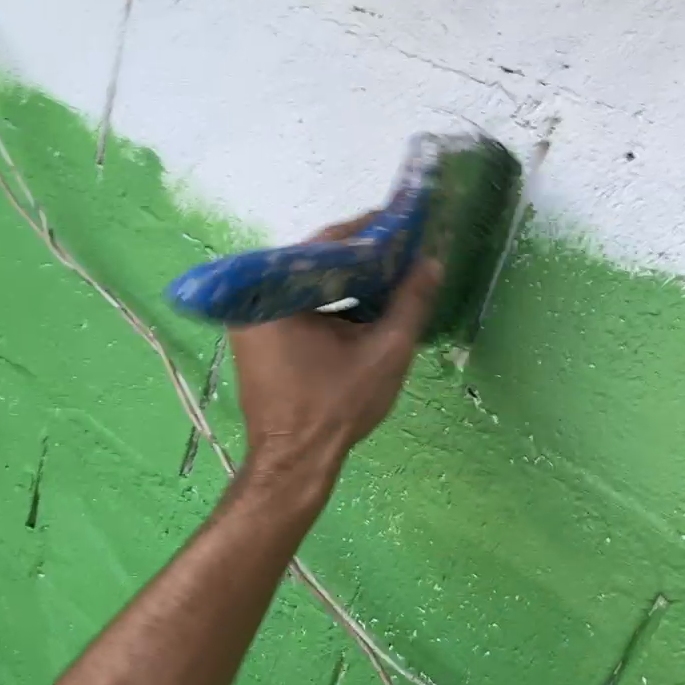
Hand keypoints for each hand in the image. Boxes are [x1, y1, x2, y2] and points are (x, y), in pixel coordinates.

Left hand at [226, 214, 442, 489]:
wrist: (295, 462)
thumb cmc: (336, 407)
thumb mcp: (384, 352)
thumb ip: (410, 303)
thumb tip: (432, 263)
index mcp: (275, 294)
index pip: (326, 245)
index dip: (368, 231)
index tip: (401, 222)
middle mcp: (254, 299)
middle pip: (313, 262)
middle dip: (358, 255)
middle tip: (399, 250)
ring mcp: (252, 320)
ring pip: (305, 284)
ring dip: (344, 279)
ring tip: (386, 274)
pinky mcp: (258, 339)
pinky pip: (296, 305)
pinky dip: (328, 302)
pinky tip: (361, 305)